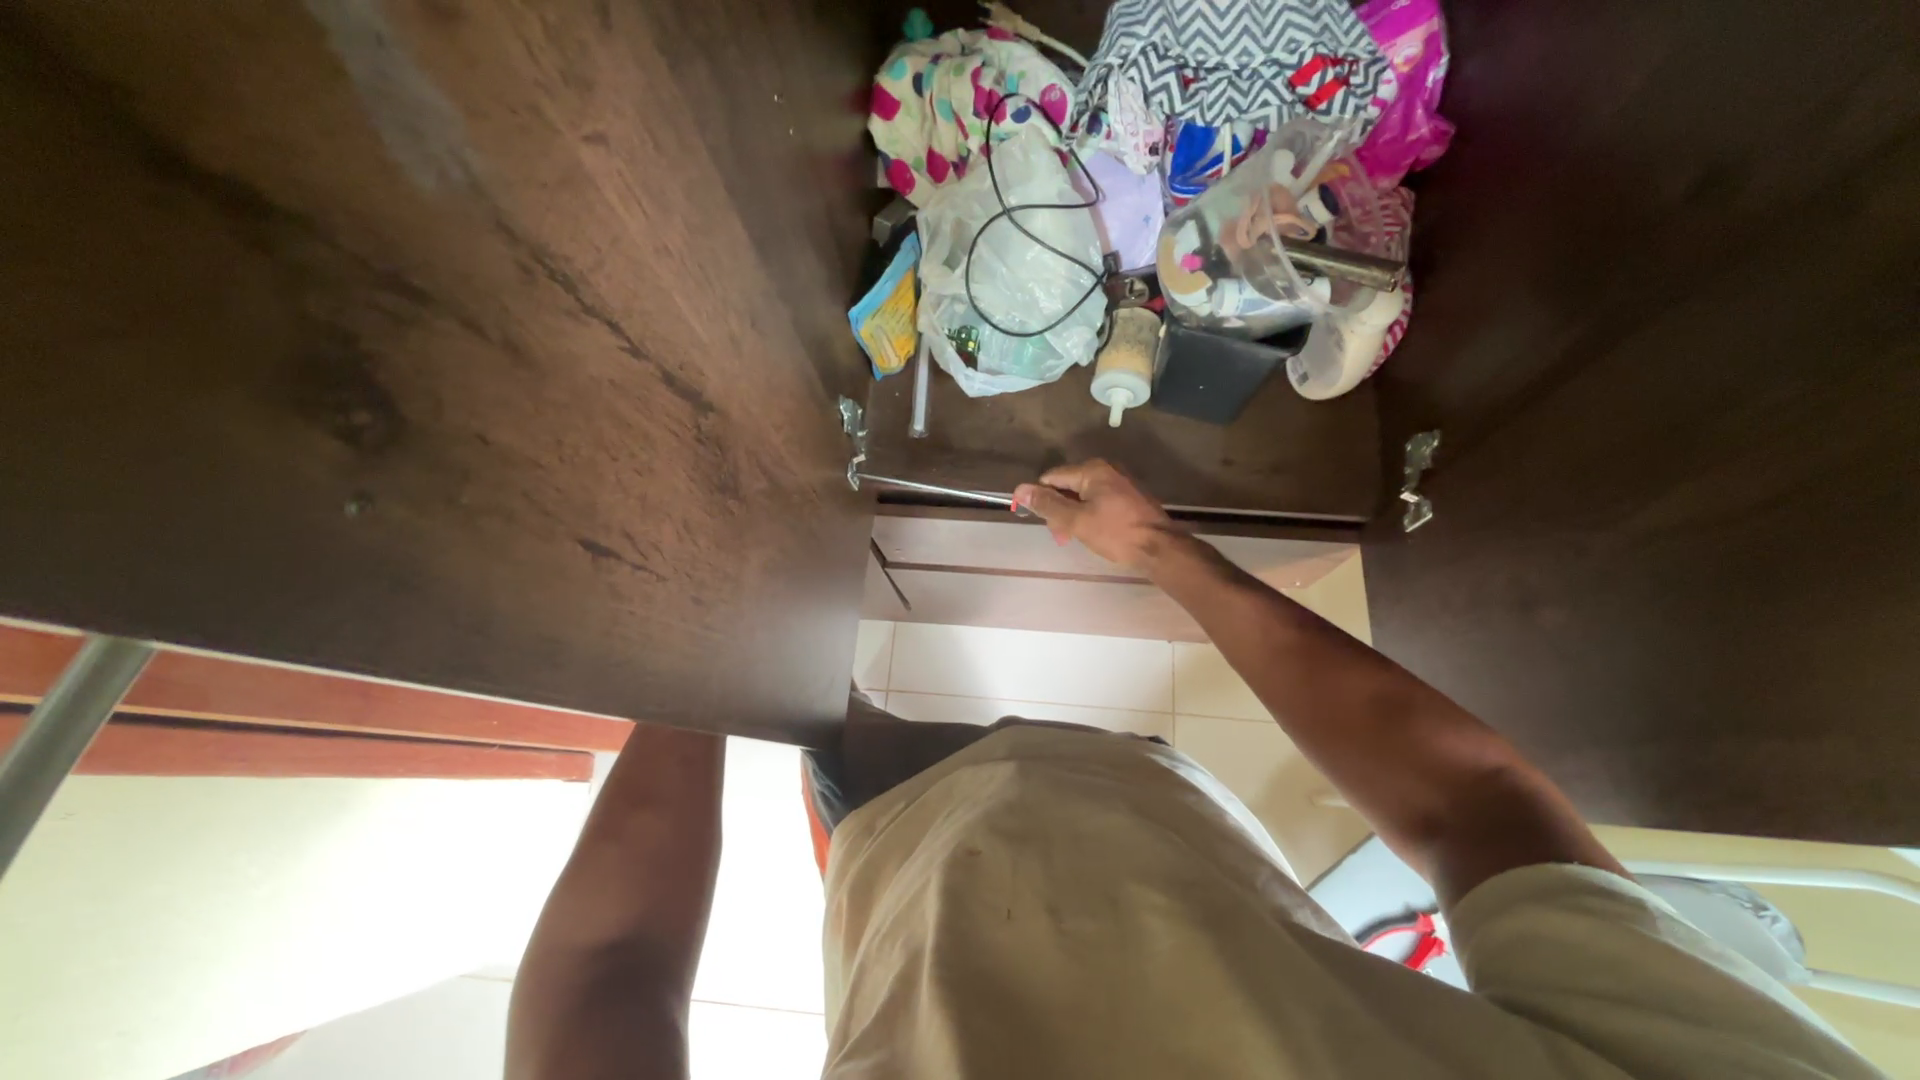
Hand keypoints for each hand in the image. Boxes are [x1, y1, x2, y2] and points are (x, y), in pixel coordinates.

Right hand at [1013, 460, 1177, 569]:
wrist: (1160, 548)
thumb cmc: (1116, 533)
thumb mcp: (1076, 520)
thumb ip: (1048, 504)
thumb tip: (1020, 489)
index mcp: (1092, 470)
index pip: (1052, 477)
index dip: (1040, 498)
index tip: (1042, 522)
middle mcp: (1106, 470)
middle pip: (1068, 485)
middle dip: (1059, 510)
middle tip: (1062, 537)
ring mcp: (1120, 482)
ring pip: (1083, 496)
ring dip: (1073, 515)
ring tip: (1076, 538)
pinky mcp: (1129, 497)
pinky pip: (1099, 501)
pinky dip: (1090, 515)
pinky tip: (1094, 533)